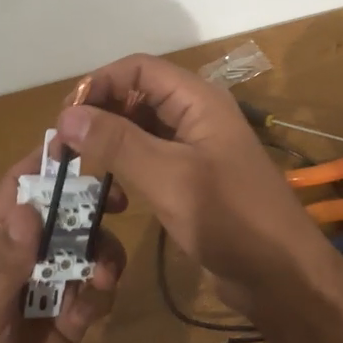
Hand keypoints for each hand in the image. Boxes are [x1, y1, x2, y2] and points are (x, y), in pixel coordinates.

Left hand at [0, 148, 125, 342]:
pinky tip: (85, 313)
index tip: (88, 139)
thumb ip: (6, 262)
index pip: (21, 186)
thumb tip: (29, 205)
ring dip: (101, 256)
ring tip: (102, 279)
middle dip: (92, 205)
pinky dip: (97, 297)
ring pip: (88, 252)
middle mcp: (25, 257)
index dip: (49, 161)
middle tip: (120, 205)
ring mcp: (47, 289)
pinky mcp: (67, 321)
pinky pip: (93, 295)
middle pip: (65, 214)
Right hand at [53, 54, 315, 291]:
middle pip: (137, 96)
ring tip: (75, 171)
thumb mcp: (169, 177)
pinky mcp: (193, 180)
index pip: (139, 68)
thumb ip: (118, 143)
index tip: (64, 119)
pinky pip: (151, 161)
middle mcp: (197, 115)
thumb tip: (67, 114)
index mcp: (199, 100)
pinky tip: (108, 195)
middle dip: (99, 116)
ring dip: (109, 145)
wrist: (281, 273)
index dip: (99, 84)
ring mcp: (197, 149)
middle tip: (61, 150)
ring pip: (141, 131)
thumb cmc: (229, 217)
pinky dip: (126, 170)